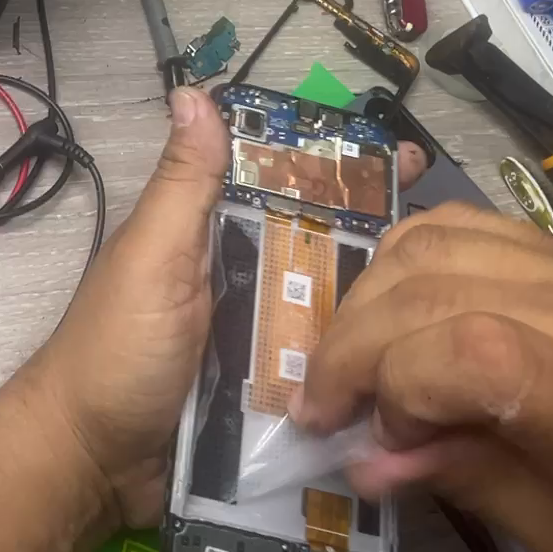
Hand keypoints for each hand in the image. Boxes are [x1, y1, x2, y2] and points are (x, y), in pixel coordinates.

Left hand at [28, 87, 427, 527]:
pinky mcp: (268, 392)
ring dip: (378, 303)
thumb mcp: (152, 256)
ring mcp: (256, 336)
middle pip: (315, 246)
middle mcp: (239, 274)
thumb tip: (191, 91)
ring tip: (457, 299)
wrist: (95, 460)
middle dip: (377, 238)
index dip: (335, 168)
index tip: (403, 157)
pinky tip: (418, 365)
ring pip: (327, 307)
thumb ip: (182, 184)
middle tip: (454, 238)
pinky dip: (358, 363)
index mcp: (210, 230)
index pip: (280, 183)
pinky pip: (321, 367)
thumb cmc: (118, 346)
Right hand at [292, 203, 552, 551]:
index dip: (400, 386)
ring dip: (367, 295)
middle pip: (434, 288)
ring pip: (432, 242)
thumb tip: (363, 459)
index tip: (372, 439)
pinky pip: (462, 223)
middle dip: (354, 344)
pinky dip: (404, 254)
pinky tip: (390, 299)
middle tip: (321, 402)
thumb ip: (472, 485)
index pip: (479, 353)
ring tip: (350, 353)